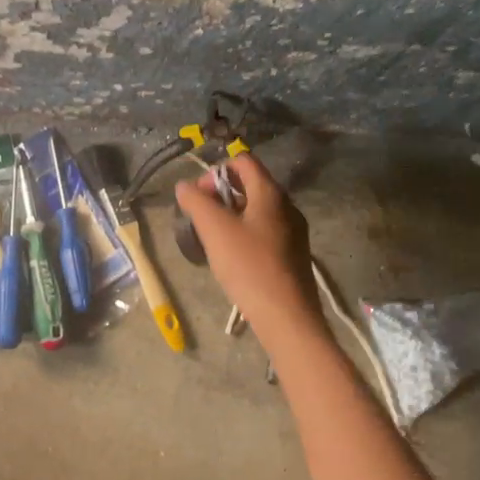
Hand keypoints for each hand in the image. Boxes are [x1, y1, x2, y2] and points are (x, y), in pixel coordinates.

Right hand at [174, 154, 322, 337]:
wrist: (288, 318)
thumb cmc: (249, 266)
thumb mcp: (214, 229)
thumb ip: (195, 201)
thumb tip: (184, 186)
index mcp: (270, 192)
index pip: (243, 160)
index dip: (216, 171)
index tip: (201, 197)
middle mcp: (287, 206)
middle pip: (250, 185)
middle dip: (222, 196)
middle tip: (204, 220)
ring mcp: (295, 232)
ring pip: (257, 210)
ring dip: (233, 217)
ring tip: (216, 241)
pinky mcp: (295, 255)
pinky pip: (266, 232)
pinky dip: (247, 235)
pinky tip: (236, 259)